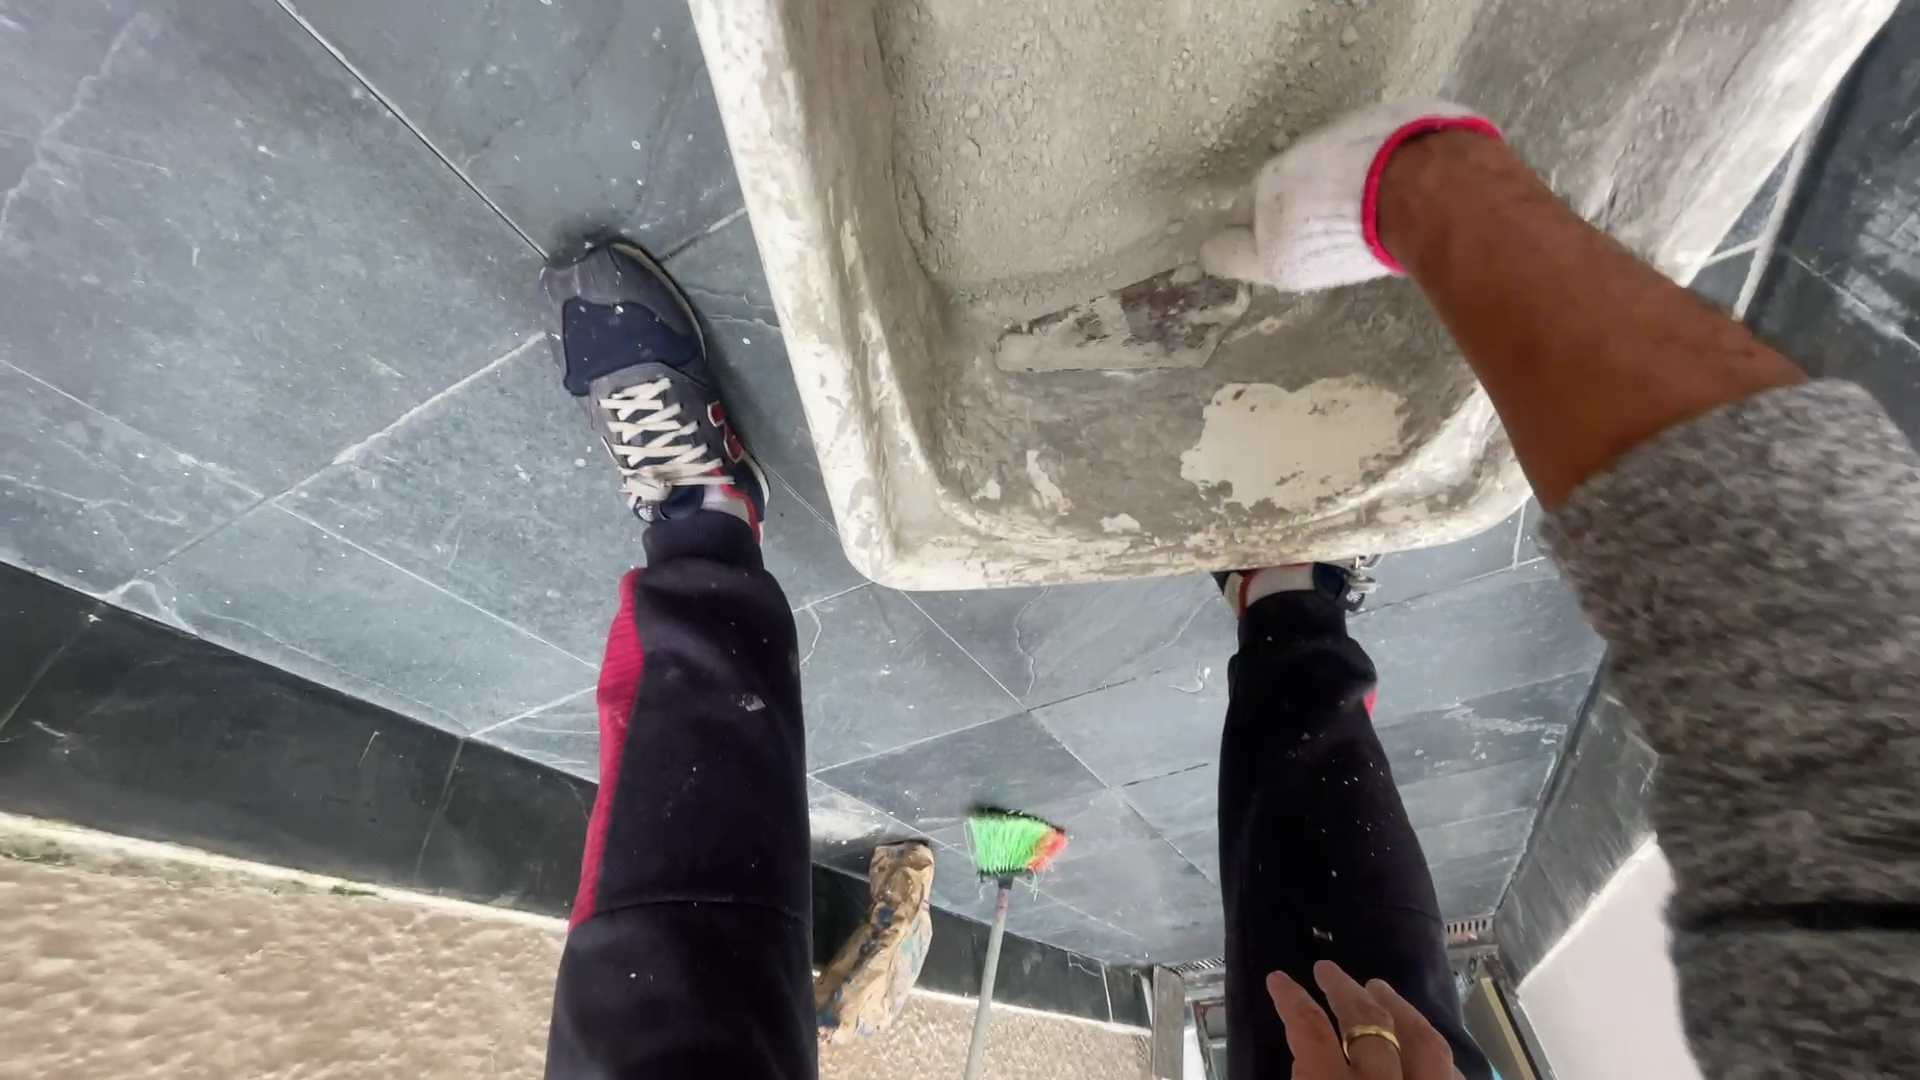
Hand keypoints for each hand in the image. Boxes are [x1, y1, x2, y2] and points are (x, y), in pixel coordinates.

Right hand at [1200, 100, 1497, 292]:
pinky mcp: (1397, 119)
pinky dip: (1381, 168)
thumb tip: (1207, 251)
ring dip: (1344, 185)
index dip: (1258, 235)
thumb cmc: (1334, 234)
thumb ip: (1235, 256)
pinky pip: (1380, 149)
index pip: (1248, 212)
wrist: (1416, 186)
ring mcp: (1352, 129)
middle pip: (1294, 185)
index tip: (1278, 252)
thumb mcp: (1273, 263)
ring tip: (1368, 214)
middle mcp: (1302, 149)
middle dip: (1302, 205)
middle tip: (1325, 236)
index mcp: (1268, 183)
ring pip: (1337, 165)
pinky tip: (1398, 192)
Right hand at [1265, 960, 1464, 1079]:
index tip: (1278, 980)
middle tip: (1327, 970)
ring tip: (1380, 989)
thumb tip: (1302, 1063)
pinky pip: (1456, 1079)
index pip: (1311, 1031)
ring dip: (1401, 1010)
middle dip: (1345, 990)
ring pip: (1427, 1046)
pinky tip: (1425, 1050)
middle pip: (1371, 1024)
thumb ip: (1304, 1077)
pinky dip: (1438, 1057)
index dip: (1292, 1000)